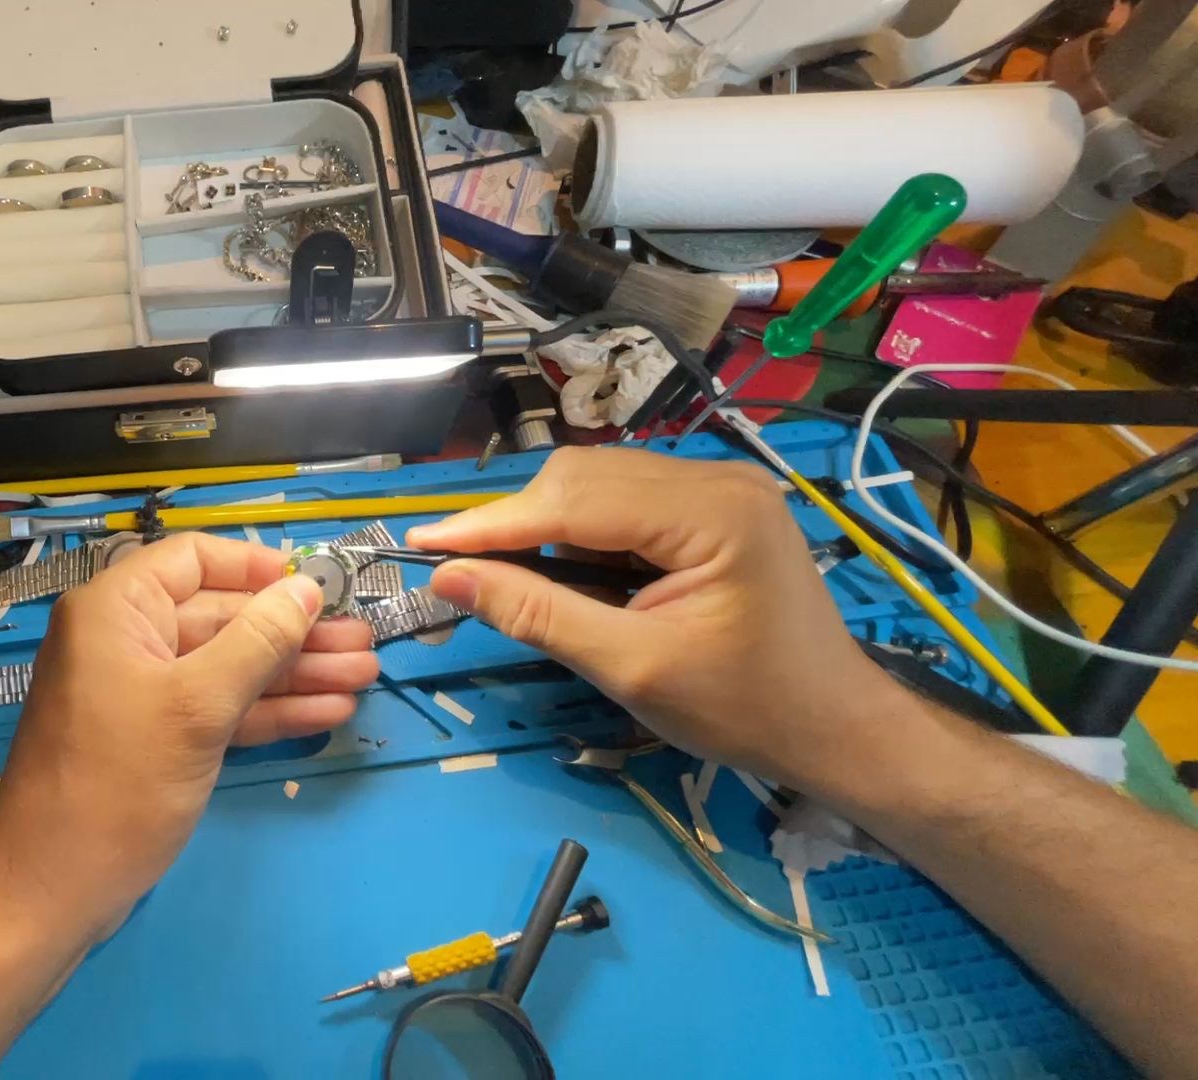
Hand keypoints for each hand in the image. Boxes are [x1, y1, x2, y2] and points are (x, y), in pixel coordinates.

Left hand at [0, 534, 377, 941]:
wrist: (52, 893)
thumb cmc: (118, 782)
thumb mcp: (196, 705)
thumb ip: (257, 641)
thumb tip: (306, 589)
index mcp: (117, 608)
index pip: (193, 559)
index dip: (256, 567)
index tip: (314, 586)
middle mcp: (130, 639)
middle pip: (223, 617)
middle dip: (293, 632)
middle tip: (363, 642)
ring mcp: (147, 691)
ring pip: (230, 666)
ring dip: (295, 672)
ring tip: (363, 674)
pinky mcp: (162, 737)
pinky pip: (222, 707)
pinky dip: (270, 710)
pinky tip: (328, 710)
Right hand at [408, 447, 897, 787]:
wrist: (834, 727)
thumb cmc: (743, 710)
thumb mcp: (629, 669)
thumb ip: (535, 615)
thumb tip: (447, 578)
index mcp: (712, 514)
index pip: (570, 502)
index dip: (487, 525)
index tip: (420, 545)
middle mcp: (713, 478)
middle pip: (576, 479)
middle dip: (513, 525)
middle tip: (465, 574)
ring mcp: (713, 485)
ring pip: (588, 484)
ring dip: (539, 528)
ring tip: (516, 580)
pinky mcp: (705, 503)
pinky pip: (613, 499)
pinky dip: (572, 532)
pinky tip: (567, 571)